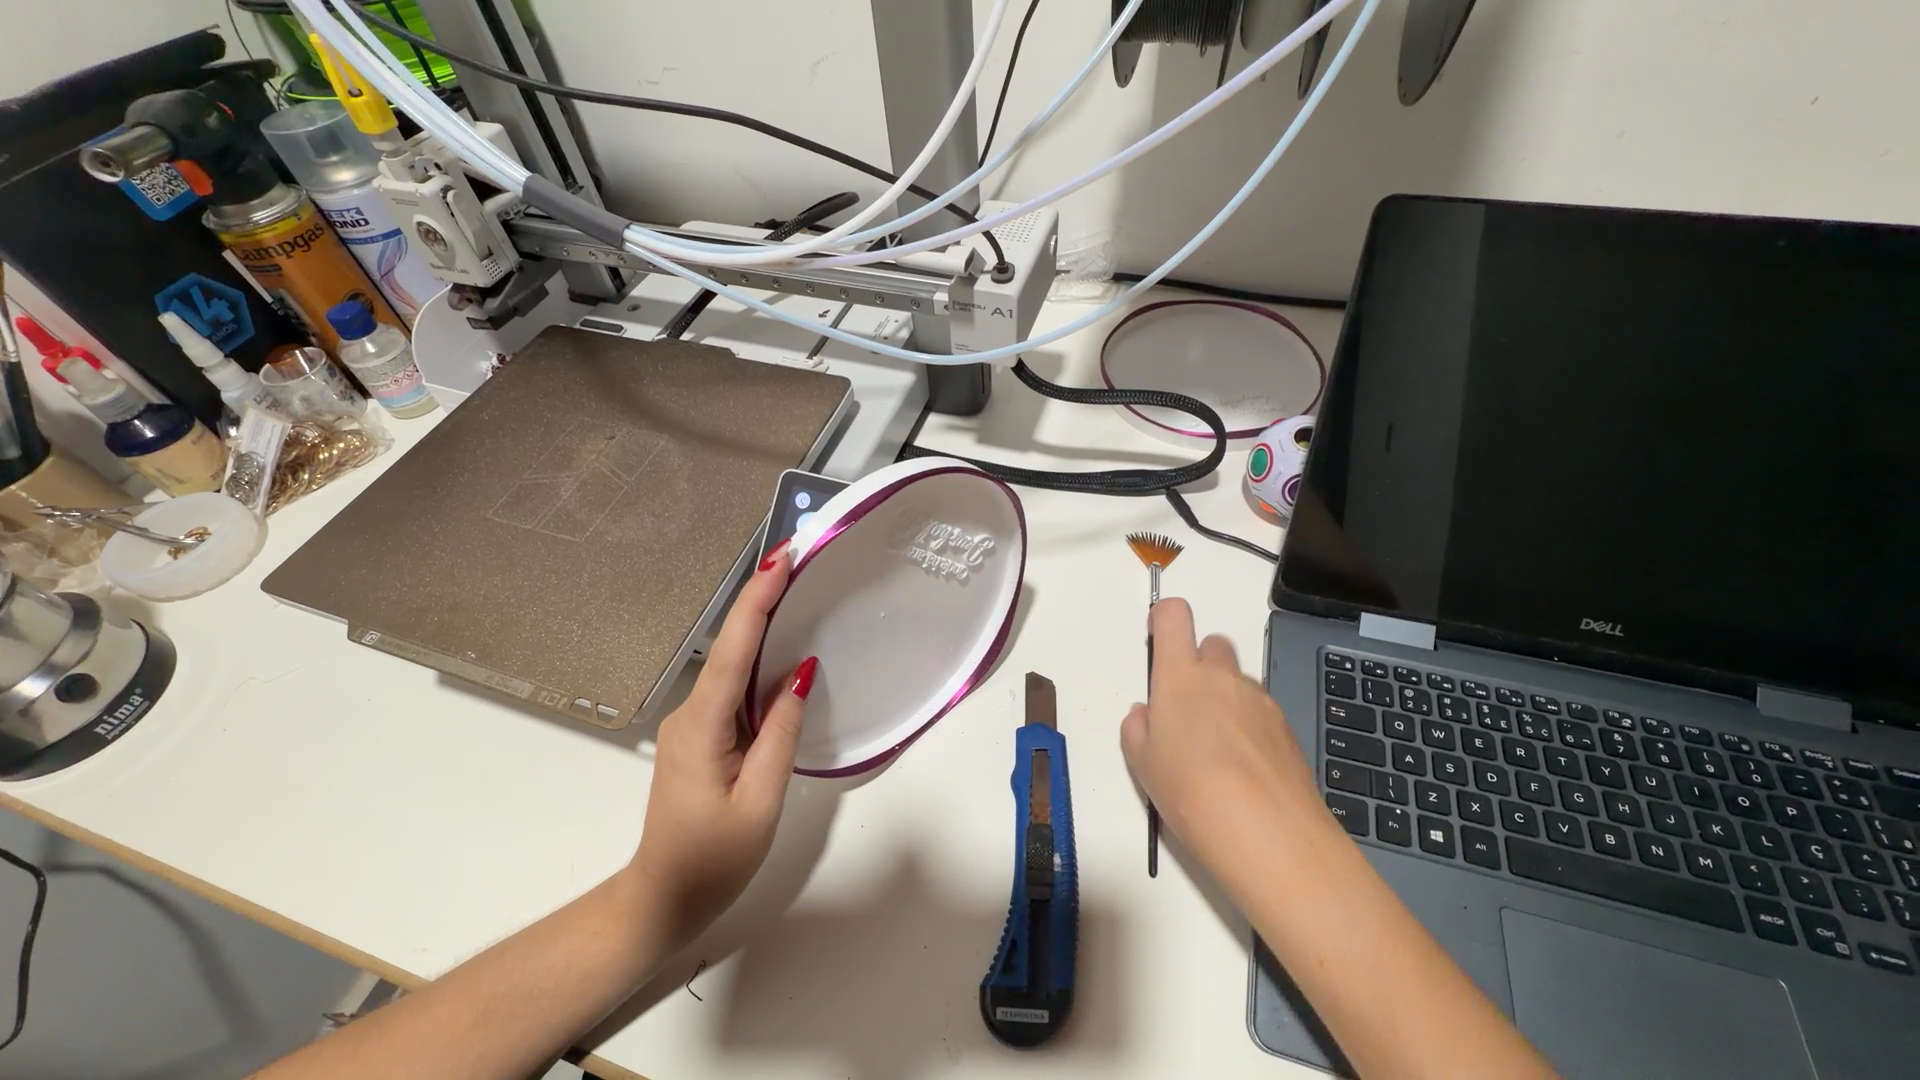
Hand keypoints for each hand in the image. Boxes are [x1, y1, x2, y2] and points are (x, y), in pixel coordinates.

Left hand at [627, 543, 816, 949]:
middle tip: (798, 561)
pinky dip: (759, 664)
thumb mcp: (760, 799)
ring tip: (798, 593)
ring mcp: (692, 725)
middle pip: (731, 647)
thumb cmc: (712, 859)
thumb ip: (780, 732)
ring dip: (763, 628)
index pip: (733, 649)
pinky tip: (784, 653)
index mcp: (702, 725)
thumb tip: (802, 674)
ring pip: (732, 667)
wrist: (662, 899)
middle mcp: (690, 713)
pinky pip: (732, 691)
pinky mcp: (701, 738)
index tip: (781, 558)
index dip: (757, 599)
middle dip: (762, 600)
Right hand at [1119, 598, 1321, 879]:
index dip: (1163, 620)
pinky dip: (1249, 725)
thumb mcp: (1143, 766)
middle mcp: (1224, 678)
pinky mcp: (1287, 727)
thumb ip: (1138, 729)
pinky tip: (1243, 767)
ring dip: (1225, 698)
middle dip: (1199, 664)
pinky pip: (1260, 711)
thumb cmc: (1191, 794)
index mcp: (1181, 677)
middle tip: (1187, 709)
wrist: (1270, 835)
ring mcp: (1261, 700)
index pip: (1174, 616)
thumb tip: (1148, 714)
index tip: (1158, 644)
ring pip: (1238, 681)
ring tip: (1216, 750)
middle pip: (1213, 644)